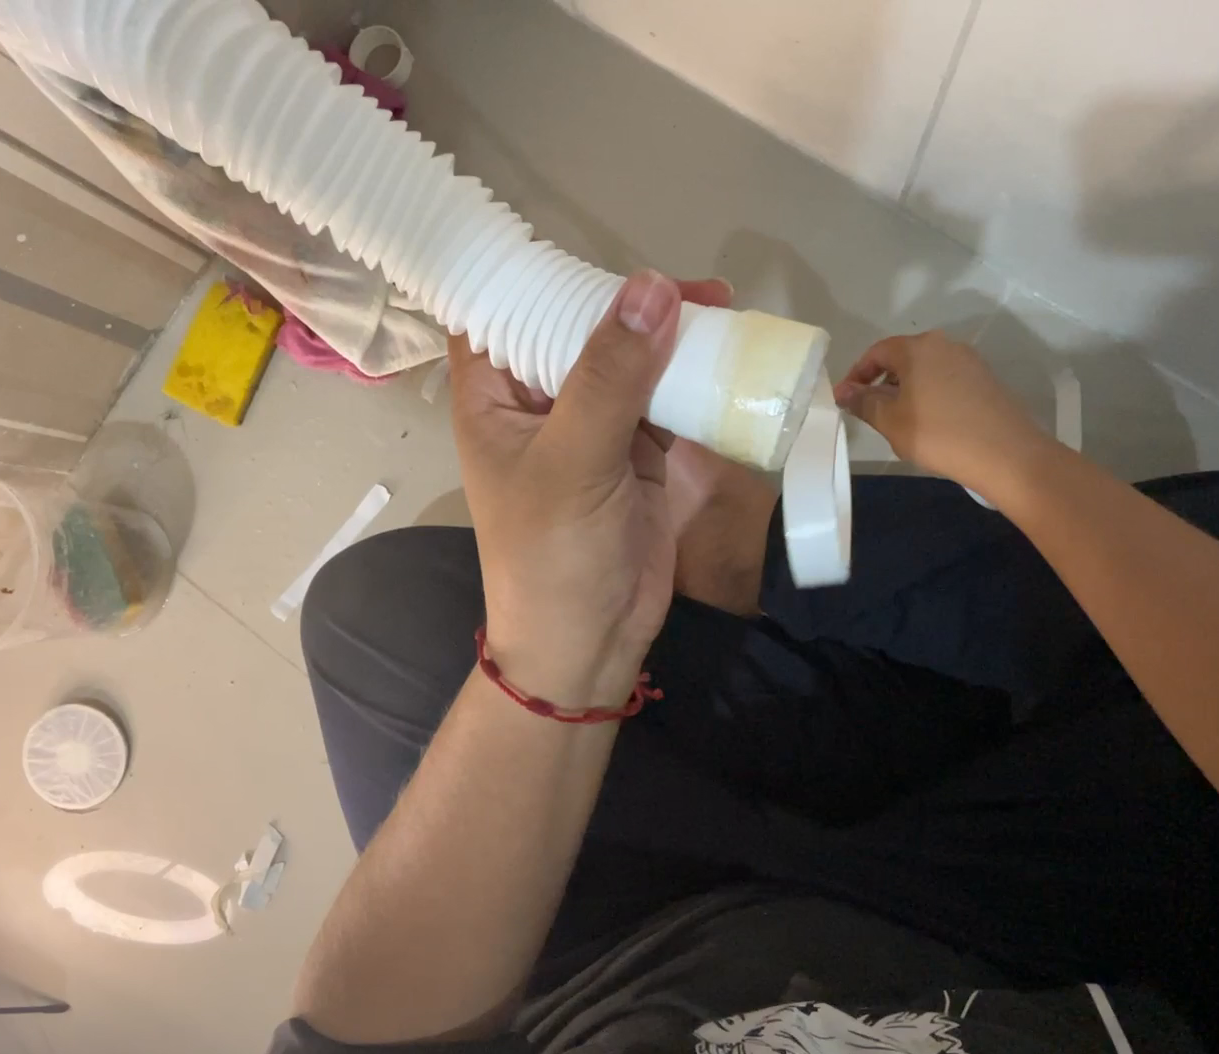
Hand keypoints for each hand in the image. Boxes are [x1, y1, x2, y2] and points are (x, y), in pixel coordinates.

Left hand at [451, 271, 731, 708]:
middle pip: (578, 329)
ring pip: (628, 362)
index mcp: (494, 397)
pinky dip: (690, 383)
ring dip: (669, 341)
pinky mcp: (636, 453)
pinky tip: (723, 362)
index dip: (538, 275)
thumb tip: (653, 287)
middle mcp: (539, 403)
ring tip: (721, 314)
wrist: (591, 643)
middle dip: (629, 306)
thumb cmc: (555, 556)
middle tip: (693, 291)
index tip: (593, 246)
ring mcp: (591, 428)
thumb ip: (611, 375)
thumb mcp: (574, 460)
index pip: (502, 312)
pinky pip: (663, 401)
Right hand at [835, 331, 1055, 498]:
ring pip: (925, 369)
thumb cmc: (939, 434)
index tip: (846, 399)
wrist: (1006, 454)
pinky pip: (945, 380)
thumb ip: (863, 402)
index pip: (876, 352)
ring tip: (898, 420)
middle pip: (902, 357)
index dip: (856, 375)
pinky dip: (928, 394)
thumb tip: (843, 391)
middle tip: (869, 411)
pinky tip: (928, 422)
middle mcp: (944, 344)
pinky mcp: (985, 379)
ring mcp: (969, 360)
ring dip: (905, 389)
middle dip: (881, 382)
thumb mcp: (891, 421)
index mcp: (918, 348)